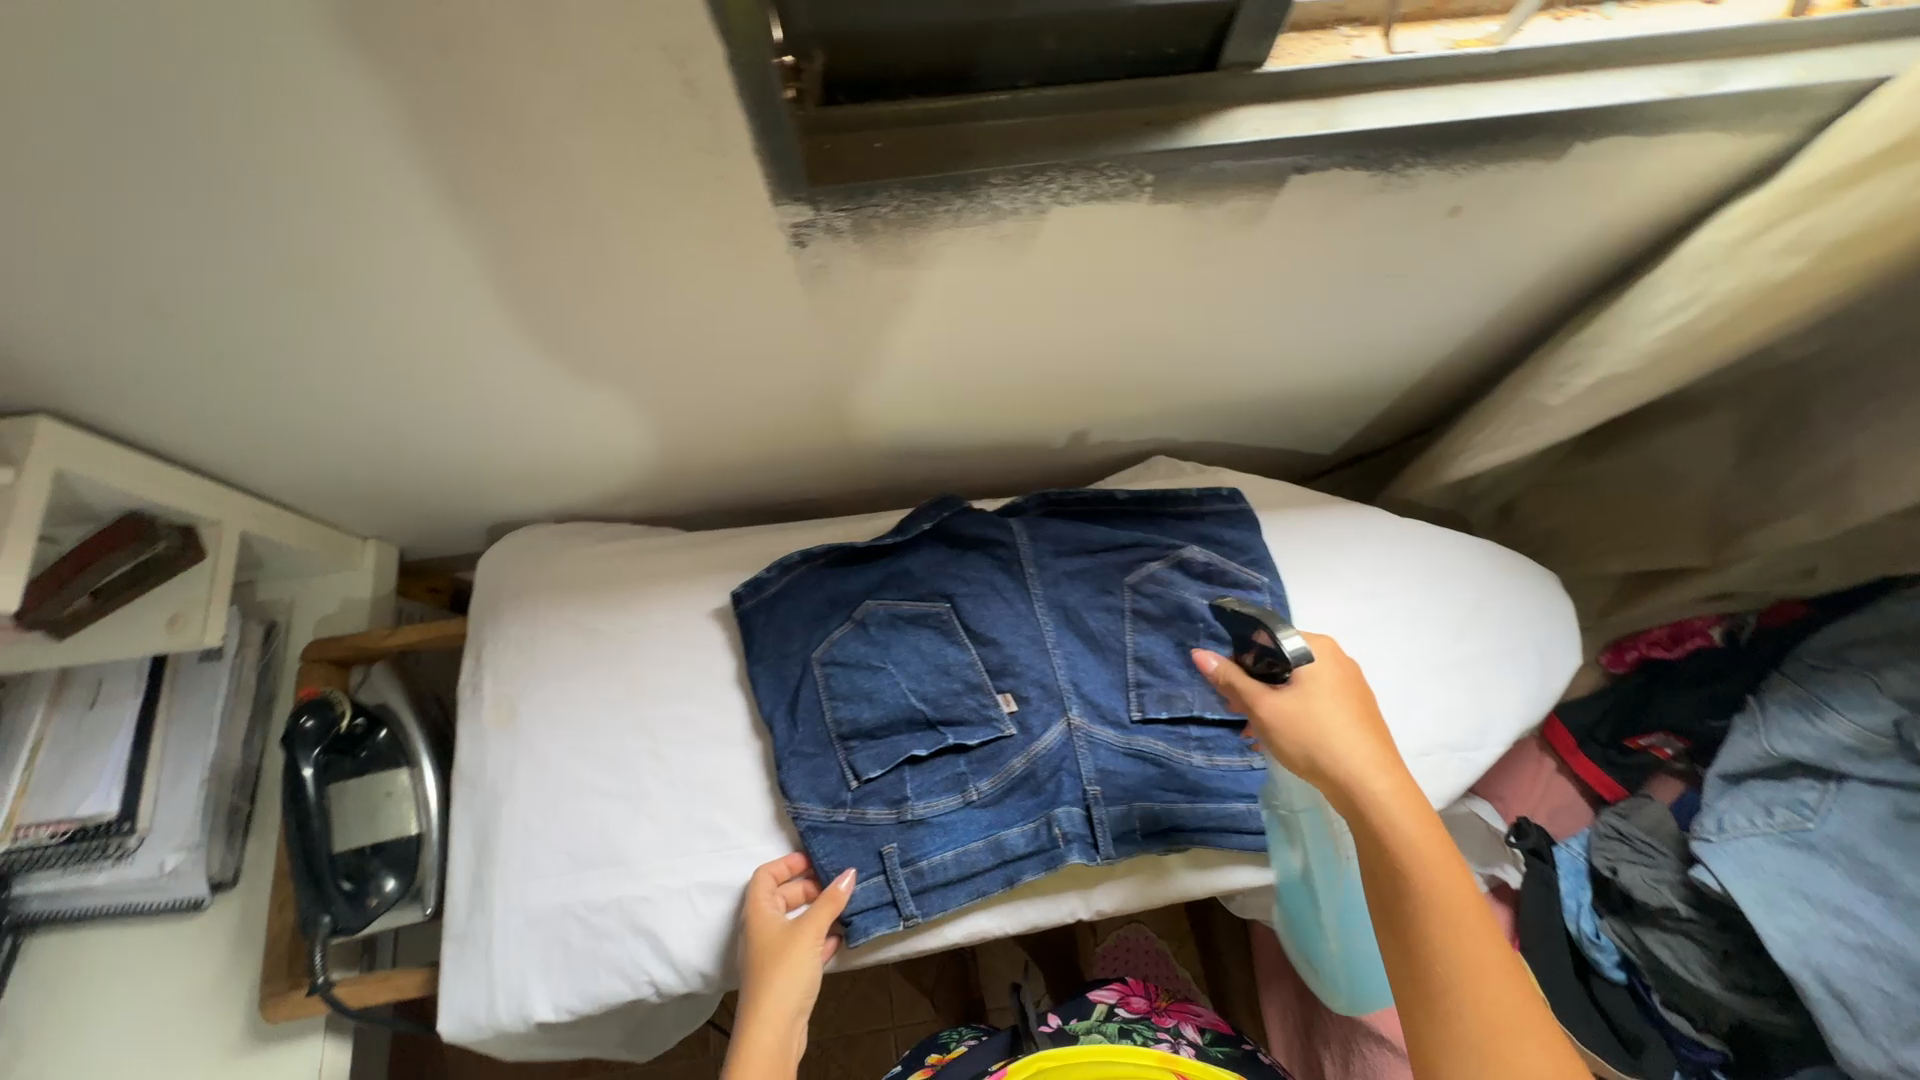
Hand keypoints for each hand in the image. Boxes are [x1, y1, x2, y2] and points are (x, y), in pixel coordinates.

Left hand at [727, 853, 854, 1077]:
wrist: (772, 1033)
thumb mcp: (809, 930)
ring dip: (818, 913)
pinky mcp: (785, 974)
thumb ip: (830, 900)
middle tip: (836, 884)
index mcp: (758, 912)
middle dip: (808, 887)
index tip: (814, 859)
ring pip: (795, 922)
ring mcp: (772, 953)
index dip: (787, 863)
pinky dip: (819, 938)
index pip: (765, 875)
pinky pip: (803, 946)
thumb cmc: (784, 972)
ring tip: (844, 906)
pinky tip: (840, 937)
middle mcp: (761, 929)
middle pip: (782, 896)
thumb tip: (850, 872)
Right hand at [1191, 633, 1411, 813]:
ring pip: (1296, 683)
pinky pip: (1314, 698)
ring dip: (1270, 702)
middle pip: (1280, 661)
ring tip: (1254, 732)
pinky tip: (1279, 737)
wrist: (1370, 785)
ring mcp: (1349, 683)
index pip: (1264, 637)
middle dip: (1253, 685)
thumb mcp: (1263, 708)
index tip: (1226, 686)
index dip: (1238, 658)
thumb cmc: (1312, 737)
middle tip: (1236, 712)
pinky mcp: (1356, 707)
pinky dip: (1292, 710)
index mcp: (1315, 647)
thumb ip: (1230, 679)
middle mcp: (1336, 657)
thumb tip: (1199, 654)